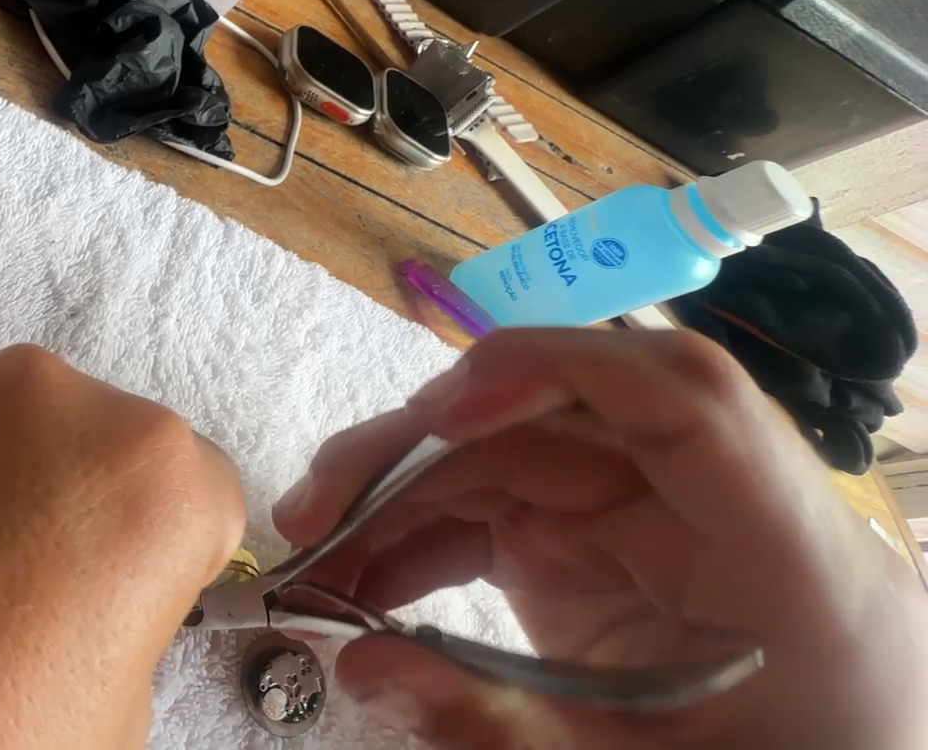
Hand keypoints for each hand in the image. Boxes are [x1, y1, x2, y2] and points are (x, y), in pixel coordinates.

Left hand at [0, 345, 244, 748]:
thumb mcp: (110, 716)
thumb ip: (135, 620)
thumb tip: (110, 591)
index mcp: (149, 469)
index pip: (212, 496)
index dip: (180, 561)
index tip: (144, 598)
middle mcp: (61, 395)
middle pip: (121, 449)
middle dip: (103, 514)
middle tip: (49, 598)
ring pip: (40, 431)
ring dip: (29, 485)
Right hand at [273, 329, 927, 749]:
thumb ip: (505, 725)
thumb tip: (357, 665)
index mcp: (776, 545)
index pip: (671, 392)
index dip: (543, 371)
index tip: (433, 417)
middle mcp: (685, 497)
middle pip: (522, 424)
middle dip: (398, 460)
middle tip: (307, 518)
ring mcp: (618, 508)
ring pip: (473, 458)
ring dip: (378, 499)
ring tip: (308, 555)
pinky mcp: (571, 531)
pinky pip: (469, 507)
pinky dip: (401, 538)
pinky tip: (352, 581)